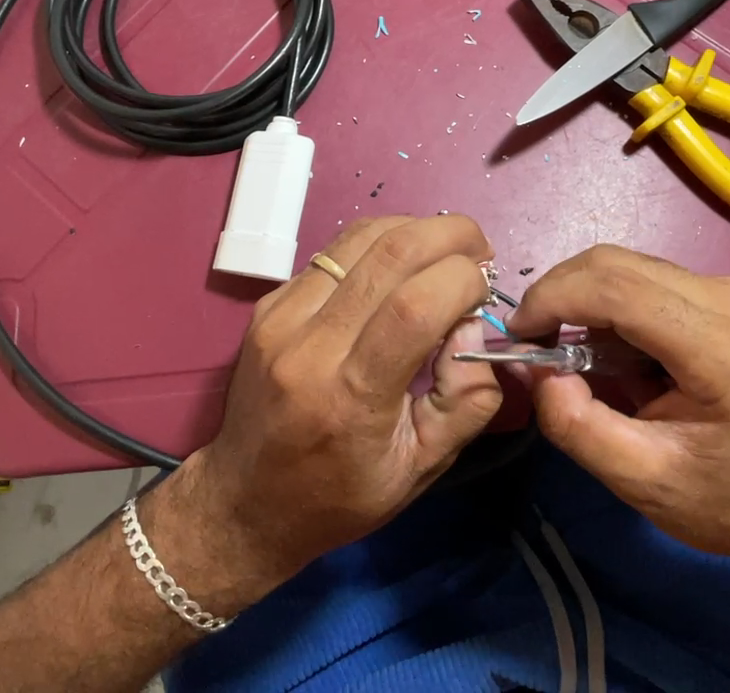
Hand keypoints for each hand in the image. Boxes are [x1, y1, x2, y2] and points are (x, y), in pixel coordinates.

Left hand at [154, 216, 502, 597]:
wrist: (245, 501)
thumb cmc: (342, 493)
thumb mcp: (424, 467)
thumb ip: (467, 398)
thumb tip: (472, 324)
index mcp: (352, 398)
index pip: (415, 306)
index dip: (464, 280)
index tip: (484, 290)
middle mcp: (310, 347)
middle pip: (391, 253)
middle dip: (450, 235)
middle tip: (479, 251)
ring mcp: (280, 318)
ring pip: (359, 237)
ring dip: (415, 229)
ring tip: (443, 250)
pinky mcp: (267, 304)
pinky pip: (333, 252)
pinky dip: (378, 245)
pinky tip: (396, 267)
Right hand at [509, 245, 729, 573]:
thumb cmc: (729, 503)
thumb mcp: (643, 483)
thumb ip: (579, 426)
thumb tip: (534, 368)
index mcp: (729, 355)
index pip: (622, 290)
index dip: (556, 298)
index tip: (517, 332)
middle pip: (620, 265)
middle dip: (561, 294)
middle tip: (532, 340)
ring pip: (630, 266)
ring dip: (585, 300)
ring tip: (575, 355)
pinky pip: (649, 278)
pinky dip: (612, 305)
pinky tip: (614, 351)